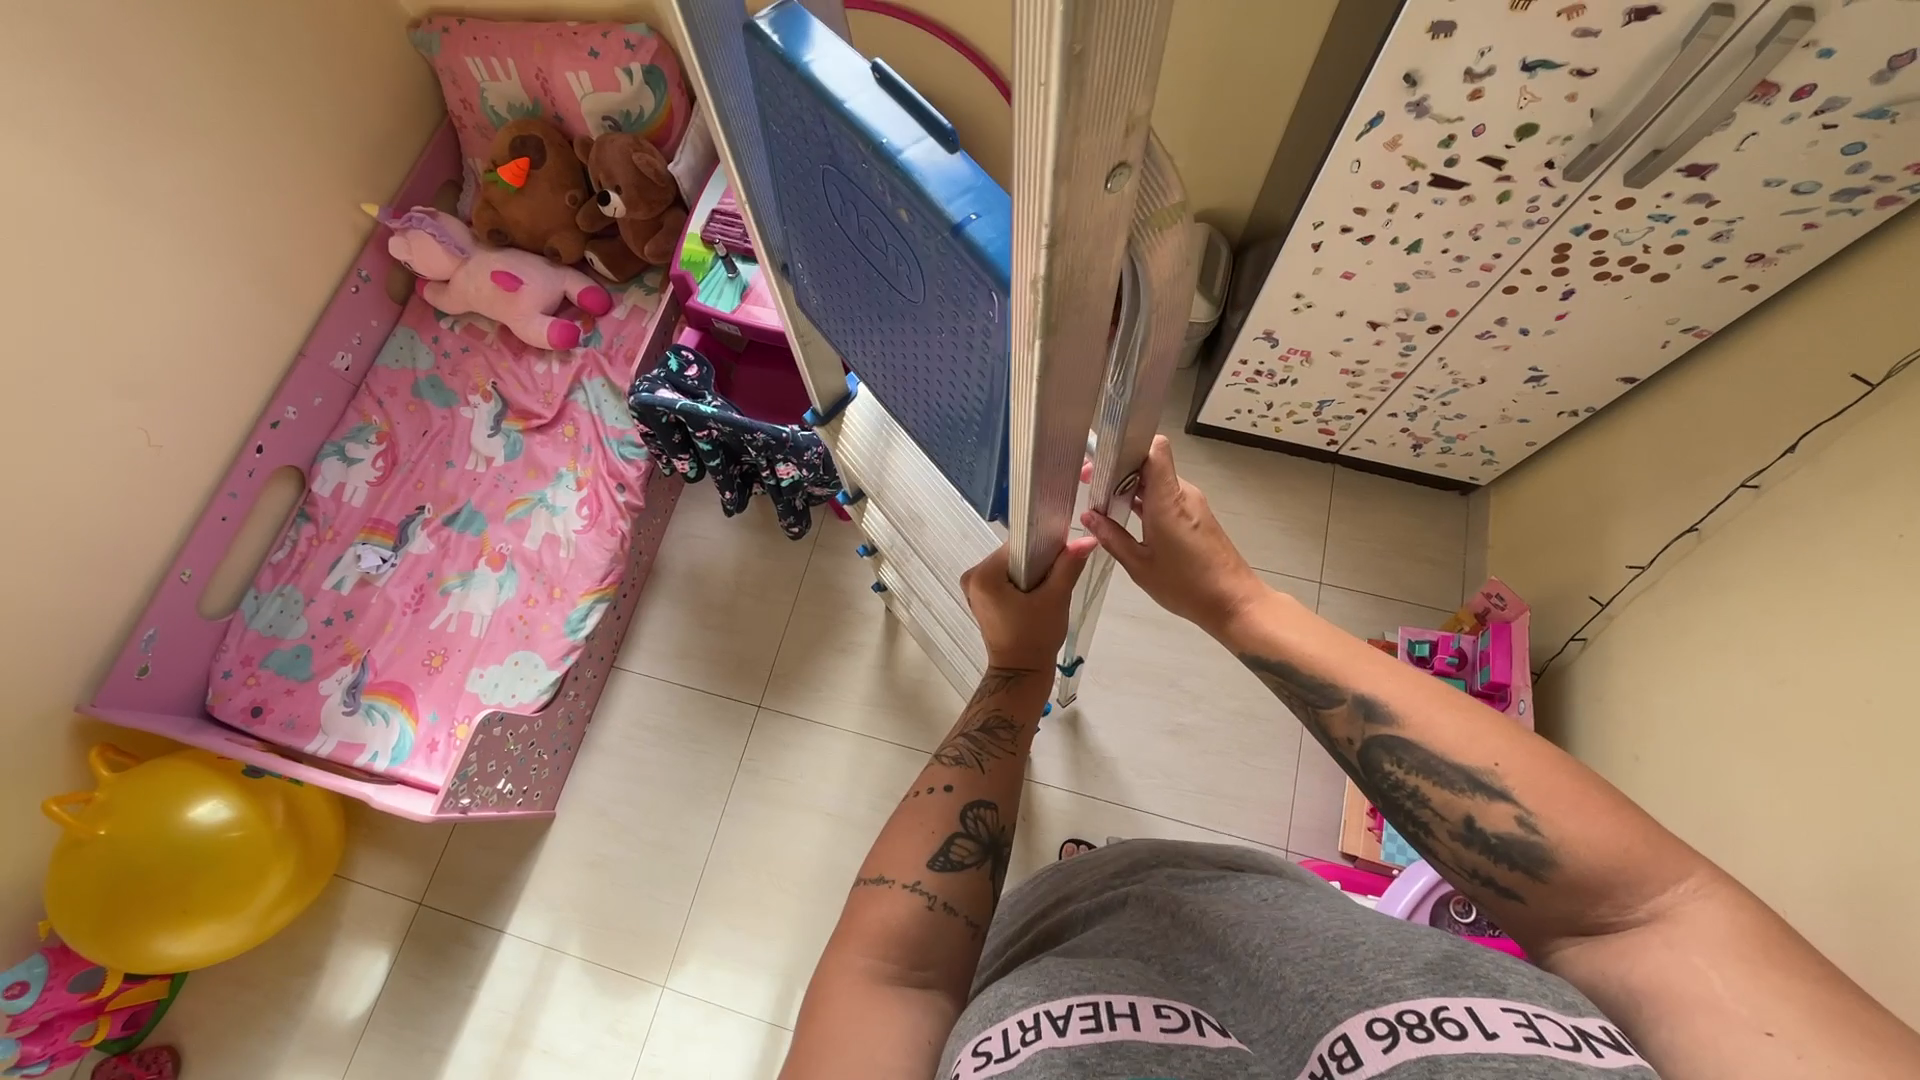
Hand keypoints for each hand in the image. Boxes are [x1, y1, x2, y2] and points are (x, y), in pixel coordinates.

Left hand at [961, 536, 1097, 670]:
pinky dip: (1021, 583)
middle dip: (1036, 564)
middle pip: (1012, 556)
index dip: (1041, 548)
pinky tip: (1035, 597)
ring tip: (1046, 590)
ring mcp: (974, 589)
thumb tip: (1087, 539)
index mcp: (983, 576)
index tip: (1060, 559)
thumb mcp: (1055, 599)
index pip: (1016, 546)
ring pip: (1011, 567)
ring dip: (1030, 574)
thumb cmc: (1035, 638)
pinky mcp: (982, 599)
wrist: (1021, 673)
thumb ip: (1068, 566)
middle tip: (1055, 579)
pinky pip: (1005, 579)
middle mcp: (972, 578)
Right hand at [1080, 435, 1272, 638]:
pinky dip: (1142, 500)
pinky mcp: (1194, 516)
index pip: (1153, 449)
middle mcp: (1182, 493)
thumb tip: (1089, 517)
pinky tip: (1124, 517)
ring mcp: (1190, 503)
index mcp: (1167, 499)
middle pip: (1149, 462)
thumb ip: (1112, 537)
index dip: (1126, 446)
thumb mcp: (1139, 566)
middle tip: (1089, 484)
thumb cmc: (1186, 586)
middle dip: (1117, 469)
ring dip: (1129, 487)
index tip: (1099, 463)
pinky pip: (1164, 496)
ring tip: (1101, 502)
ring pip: (1155, 480)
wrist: (1233, 602)